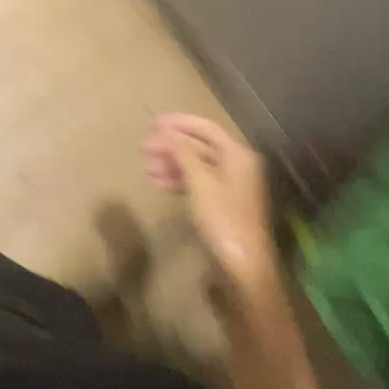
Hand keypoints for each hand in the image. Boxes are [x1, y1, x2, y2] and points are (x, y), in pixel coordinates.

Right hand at [143, 113, 275, 279]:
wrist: (244, 265)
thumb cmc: (223, 218)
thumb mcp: (200, 182)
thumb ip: (182, 153)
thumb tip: (165, 131)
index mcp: (237, 155)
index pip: (206, 128)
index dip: (179, 123)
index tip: (153, 123)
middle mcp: (235, 165)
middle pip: (199, 146)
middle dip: (171, 146)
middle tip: (144, 147)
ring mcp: (229, 185)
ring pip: (196, 165)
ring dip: (171, 164)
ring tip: (146, 168)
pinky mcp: (222, 203)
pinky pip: (197, 182)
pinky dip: (179, 180)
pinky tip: (159, 183)